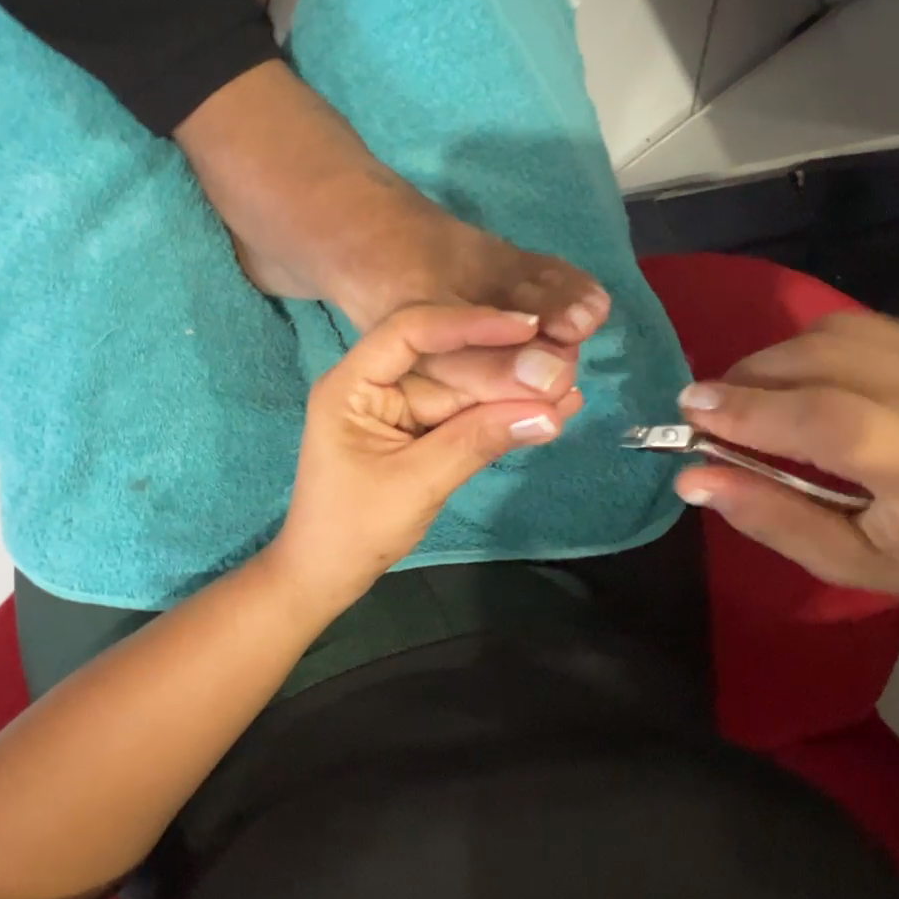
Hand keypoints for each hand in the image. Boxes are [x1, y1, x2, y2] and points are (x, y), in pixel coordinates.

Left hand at [270, 304, 583, 603]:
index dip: (470, 323)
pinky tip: (554, 409)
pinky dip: (504, 415)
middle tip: (565, 363)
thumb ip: (478, 441)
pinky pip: (466, 414)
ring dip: (514, 389)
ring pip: (463, 386)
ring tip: (570, 384)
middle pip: (445, 358)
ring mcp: (400, 406)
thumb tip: (550, 412)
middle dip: (504, 362)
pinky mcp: (421, 430)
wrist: (327, 575)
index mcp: (352, 383)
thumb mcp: (416, 483)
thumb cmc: (355, 529)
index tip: (527, 326)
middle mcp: (377, 383)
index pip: (411, 331)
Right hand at [671, 312, 898, 613]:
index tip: (691, 410)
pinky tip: (797, 382)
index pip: (831, 419)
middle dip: (749, 378)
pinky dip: (808, 349)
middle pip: (826, 360)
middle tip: (706, 407)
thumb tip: (691, 478)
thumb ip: (769, 517)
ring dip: (773, 360)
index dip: (753, 409)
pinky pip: (858, 328)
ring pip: (835, 334)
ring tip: (747, 395)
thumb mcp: (843, 562)